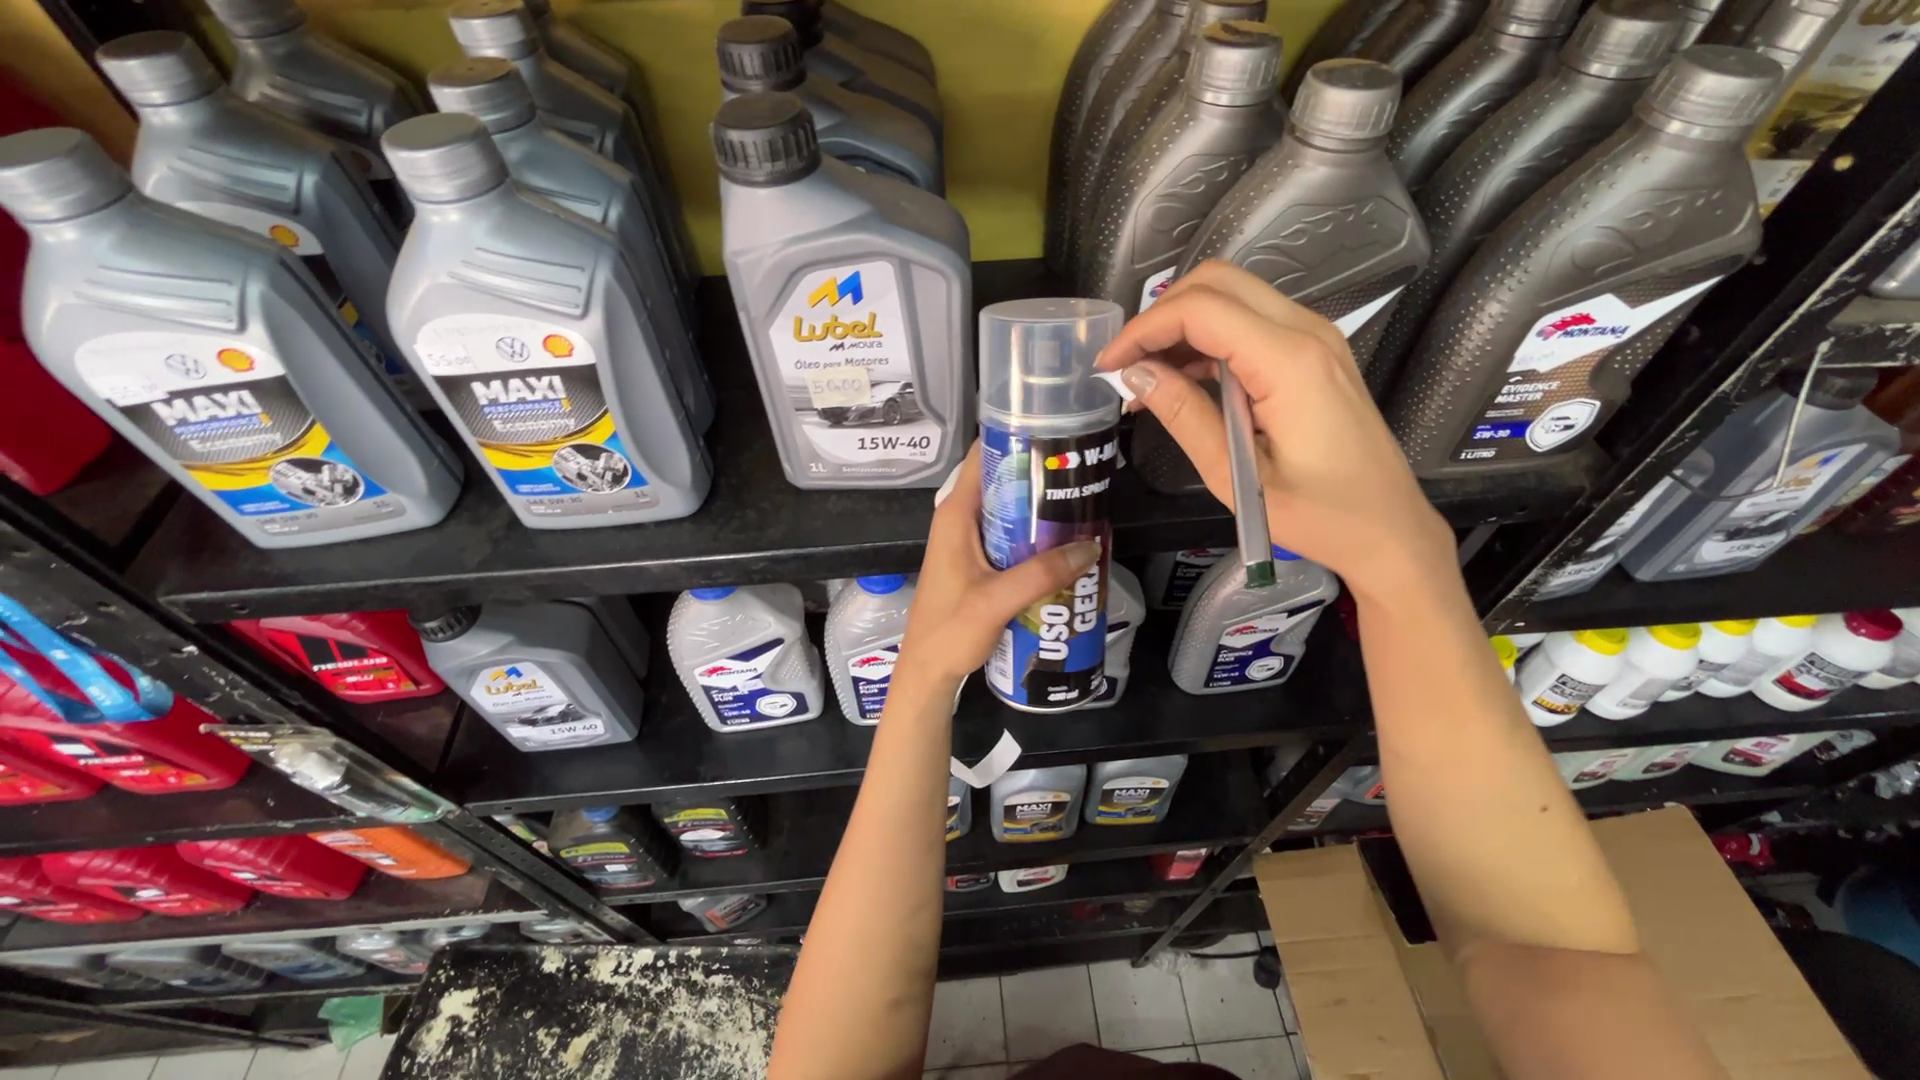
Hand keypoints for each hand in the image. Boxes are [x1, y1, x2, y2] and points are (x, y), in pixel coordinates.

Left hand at [898, 442, 1101, 685]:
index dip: (1018, 438)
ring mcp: (969, 541)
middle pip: (1003, 481)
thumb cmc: (949, 631)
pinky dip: (1036, 536)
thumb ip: (1042, 573)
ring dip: (1041, 509)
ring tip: (1082, 506)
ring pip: (1010, 511)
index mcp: (956, 514)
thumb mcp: (997, 600)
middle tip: (1083, 477)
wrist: (928, 672)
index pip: (984, 456)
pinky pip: (1011, 537)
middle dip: (1041, 476)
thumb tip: (1092, 546)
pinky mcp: (979, 563)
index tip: (1058, 435)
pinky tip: (1065, 545)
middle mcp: (960, 519)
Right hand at [1097, 261, 1451, 598]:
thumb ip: (1185, 416)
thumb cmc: (1319, 516)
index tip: (1108, 365)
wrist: (1388, 530)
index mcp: (1290, 362)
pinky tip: (1179, 382)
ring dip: (1182, 325)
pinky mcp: (1313, 353)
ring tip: (1144, 378)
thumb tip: (1135, 374)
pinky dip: (1207, 341)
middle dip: (1160, 314)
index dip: (1144, 329)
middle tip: (1125, 364)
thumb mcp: (1237, 477)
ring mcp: (1314, 338)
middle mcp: (1306, 333)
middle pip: (1217, 282)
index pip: (1201, 310)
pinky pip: (1250, 323)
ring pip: (1232, 296)